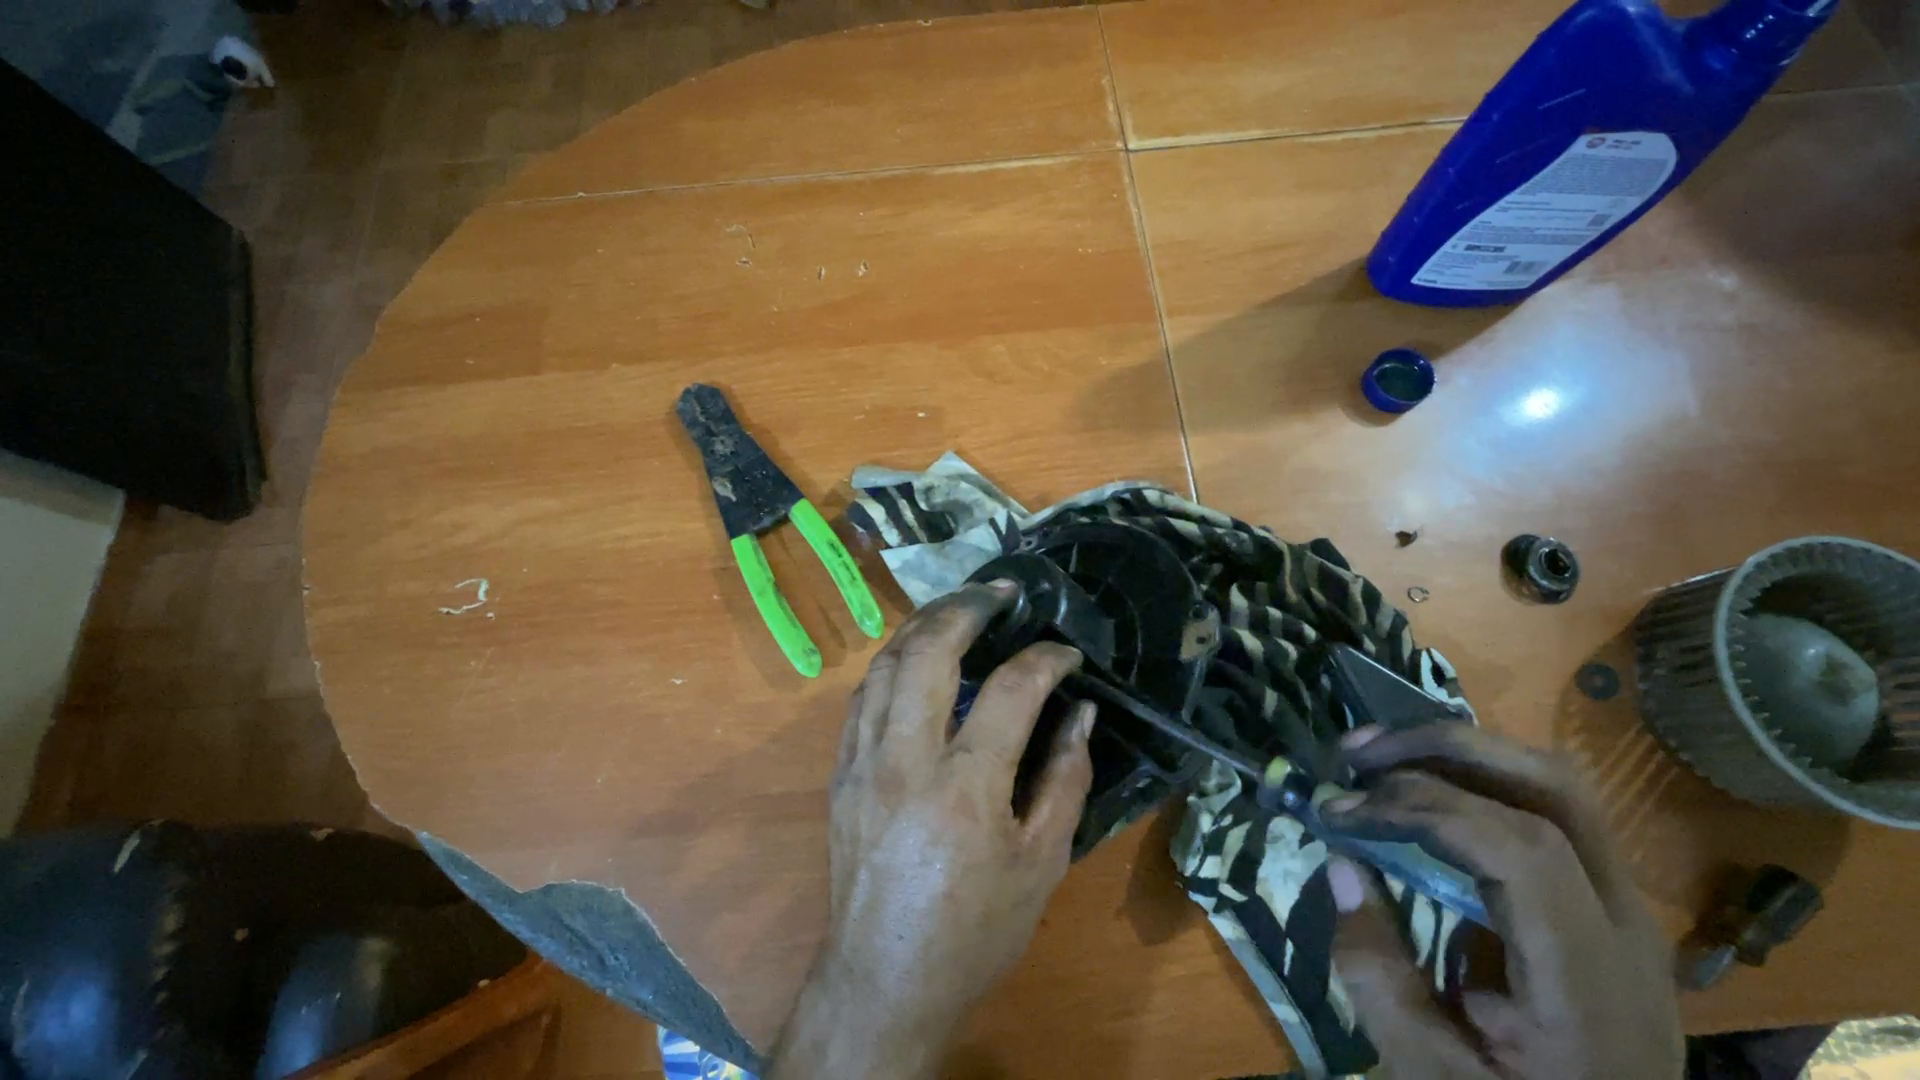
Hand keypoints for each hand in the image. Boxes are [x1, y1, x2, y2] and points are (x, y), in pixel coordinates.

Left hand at [767, 581, 1095, 1079]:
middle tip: (1002, 591)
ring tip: (959, 609)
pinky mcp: (840, 772)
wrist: (885, 977)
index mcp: (965, 787)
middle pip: (929, 651)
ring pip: (885, 664)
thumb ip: (1065, 778)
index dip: (1046, 659)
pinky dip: (893, 664)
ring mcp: (863, 762)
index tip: (1066, 653)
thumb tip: (1082, 712)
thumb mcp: (1042, 863)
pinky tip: (915, 659)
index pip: (1013, 689)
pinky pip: (862, 696)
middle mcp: (905, 759)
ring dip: (923, 625)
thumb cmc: (976, 929)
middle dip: (968, 606)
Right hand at [1322, 724, 1682, 1079]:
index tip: (1342, 813)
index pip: (1521, 848)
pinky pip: (1546, 808)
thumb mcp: (1431, 1073)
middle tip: (1355, 754)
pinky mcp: (1603, 897)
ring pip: (1554, 784)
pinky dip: (1475, 778)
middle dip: (1444, 751)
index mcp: (1591, 978)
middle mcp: (1625, 922)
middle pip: (1552, 789)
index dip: (1426, 809)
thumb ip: (1380, 977)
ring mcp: (1623, 903)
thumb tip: (1342, 865)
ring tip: (1376, 755)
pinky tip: (1419, 785)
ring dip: (1458, 753)